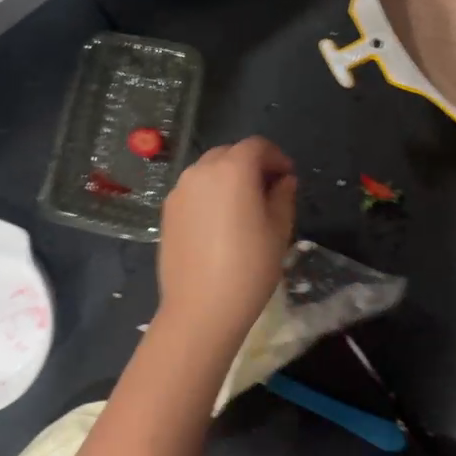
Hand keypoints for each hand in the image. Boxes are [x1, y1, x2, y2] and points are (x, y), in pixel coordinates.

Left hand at [156, 137, 297, 343]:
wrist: (199, 309)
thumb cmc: (248, 268)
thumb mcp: (278, 231)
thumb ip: (283, 196)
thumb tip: (284, 180)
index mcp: (232, 169)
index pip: (257, 146)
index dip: (276, 157)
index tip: (288, 178)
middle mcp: (201, 171)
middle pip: (230, 153)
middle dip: (251, 164)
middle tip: (269, 191)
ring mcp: (179, 190)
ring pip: (209, 170)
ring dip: (228, 178)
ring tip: (244, 208)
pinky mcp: (167, 211)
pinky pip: (193, 190)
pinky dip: (209, 194)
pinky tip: (220, 223)